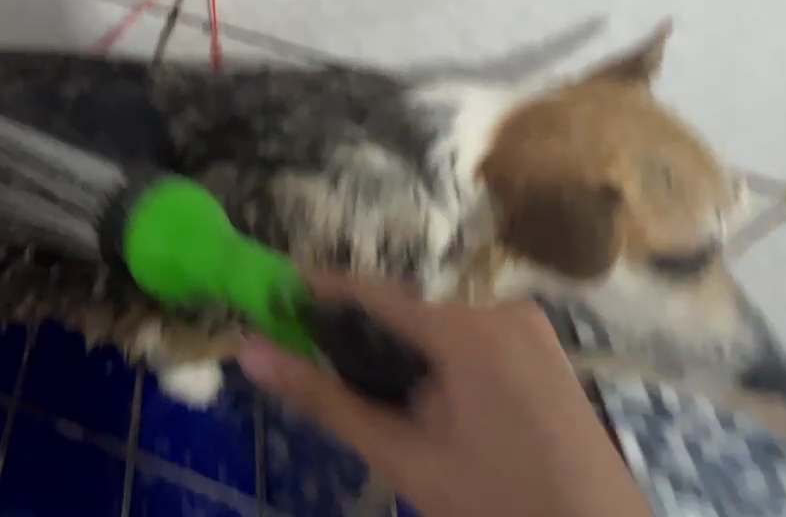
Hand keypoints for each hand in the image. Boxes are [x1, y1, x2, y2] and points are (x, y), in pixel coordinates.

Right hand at [238, 275, 651, 516]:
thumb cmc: (503, 508)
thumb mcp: (403, 456)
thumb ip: (321, 397)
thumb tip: (245, 349)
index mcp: (468, 327)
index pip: (366, 290)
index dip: (310, 292)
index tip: (266, 297)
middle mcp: (499, 308)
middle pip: (397, 305)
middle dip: (353, 331)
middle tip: (320, 366)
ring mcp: (526, 327)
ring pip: (427, 318)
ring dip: (391, 345)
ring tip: (371, 390)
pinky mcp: (540, 348)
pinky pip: (461, 330)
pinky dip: (428, 353)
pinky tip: (422, 397)